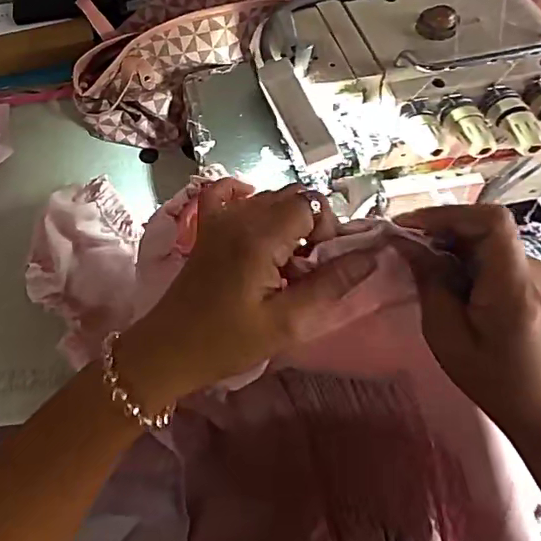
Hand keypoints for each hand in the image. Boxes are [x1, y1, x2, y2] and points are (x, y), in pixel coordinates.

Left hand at [117, 181, 377, 409]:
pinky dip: (249, 200)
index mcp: (259, 235)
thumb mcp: (287, 322)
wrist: (170, 349)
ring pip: (268, 196)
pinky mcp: (206, 225)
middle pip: (292, 195)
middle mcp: (238, 214)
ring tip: (280, 262)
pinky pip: (230, 192)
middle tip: (303, 267)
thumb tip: (371, 256)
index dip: (326, 229)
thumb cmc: (228, 341)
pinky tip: (257, 226)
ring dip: (285, 221)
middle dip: (310, 224)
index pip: (311, 203)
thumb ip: (330, 285)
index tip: (319, 265)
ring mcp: (218, 216)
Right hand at [391, 204, 540, 433]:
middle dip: (442, 228)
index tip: (412, 226)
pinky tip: (450, 280)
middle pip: (486, 226)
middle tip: (407, 244)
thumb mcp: (447, 336)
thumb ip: (430, 283)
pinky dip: (467, 257)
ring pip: (489, 240)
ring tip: (424, 264)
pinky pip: (496, 255)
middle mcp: (533, 270)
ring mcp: (538, 274)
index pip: (492, 221)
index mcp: (514, 285)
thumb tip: (409, 245)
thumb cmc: (494, 378)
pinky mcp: (535, 281)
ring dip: (453, 243)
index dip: (448, 214)